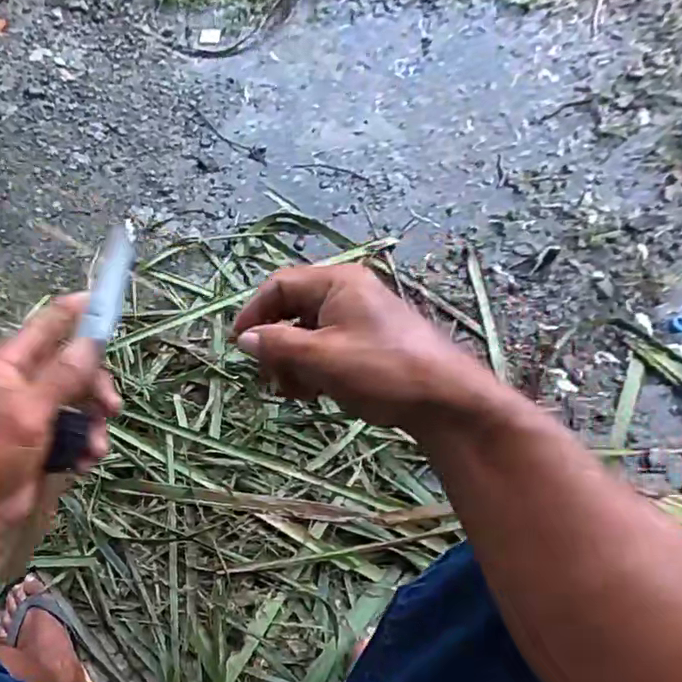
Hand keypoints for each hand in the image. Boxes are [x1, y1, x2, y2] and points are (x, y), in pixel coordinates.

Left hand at [0, 294, 120, 525]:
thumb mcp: (28, 411)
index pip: (48, 325)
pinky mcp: (45, 441)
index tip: (106, 304)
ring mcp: (36, 413)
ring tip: (96, 449)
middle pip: (73, 367)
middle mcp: (24, 383)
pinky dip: (85, 444)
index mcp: (10, 364)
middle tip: (111, 408)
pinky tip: (85, 462)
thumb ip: (62, 376)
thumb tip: (92, 340)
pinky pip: (76, 431)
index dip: (77, 313)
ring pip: (80, 402)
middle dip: (95, 387)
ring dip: (94, 424)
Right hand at [232, 264, 505, 429]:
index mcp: (337, 283)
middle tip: (272, 378)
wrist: (443, 399)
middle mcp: (346, 293)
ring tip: (298, 392)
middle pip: (289, 312)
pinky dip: (311, 370)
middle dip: (274, 346)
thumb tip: (245, 339)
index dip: (253, 314)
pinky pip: (324, 350)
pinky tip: (315, 394)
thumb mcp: (321, 357)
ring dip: (291, 364)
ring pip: (304, 335)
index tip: (238, 346)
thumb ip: (277, 344)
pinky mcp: (365, 343)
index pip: (278, 286)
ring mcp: (357, 319)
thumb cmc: (382, 369)